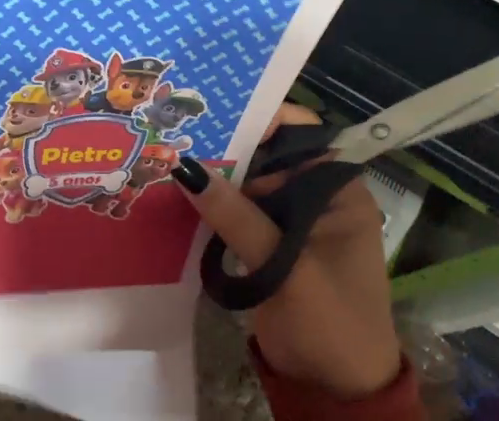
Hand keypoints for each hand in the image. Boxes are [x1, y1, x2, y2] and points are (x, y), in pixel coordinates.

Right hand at [172, 105, 402, 399]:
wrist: (334, 390)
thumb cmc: (330, 324)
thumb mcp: (287, 269)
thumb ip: (237, 217)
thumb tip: (184, 166)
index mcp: (337, 194)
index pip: (301, 135)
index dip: (261, 116)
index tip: (213, 107)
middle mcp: (312, 198)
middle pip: (263, 153)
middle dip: (222, 142)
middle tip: (172, 125)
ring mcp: (286, 221)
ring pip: (242, 180)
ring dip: (209, 171)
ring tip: (161, 149)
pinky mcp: (263, 242)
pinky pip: (232, 208)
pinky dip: (206, 200)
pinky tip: (170, 189)